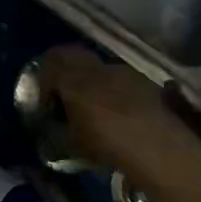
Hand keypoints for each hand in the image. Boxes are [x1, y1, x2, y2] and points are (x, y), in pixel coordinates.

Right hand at [35, 46, 194, 173]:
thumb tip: (50, 130)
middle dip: (62, 70)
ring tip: (91, 103)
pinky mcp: (141, 79)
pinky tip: (115, 109)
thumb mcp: (72, 145)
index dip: (42, 81)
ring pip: (95, 65)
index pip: (49, 64)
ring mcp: (120, 70)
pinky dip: (109, 86)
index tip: (44, 102)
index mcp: (72, 79)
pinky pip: (116, 75)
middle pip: (71, 55)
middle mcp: (94, 67)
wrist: (158, 146)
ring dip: (88, 77)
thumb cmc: (107, 145)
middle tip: (61, 94)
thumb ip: (55, 133)